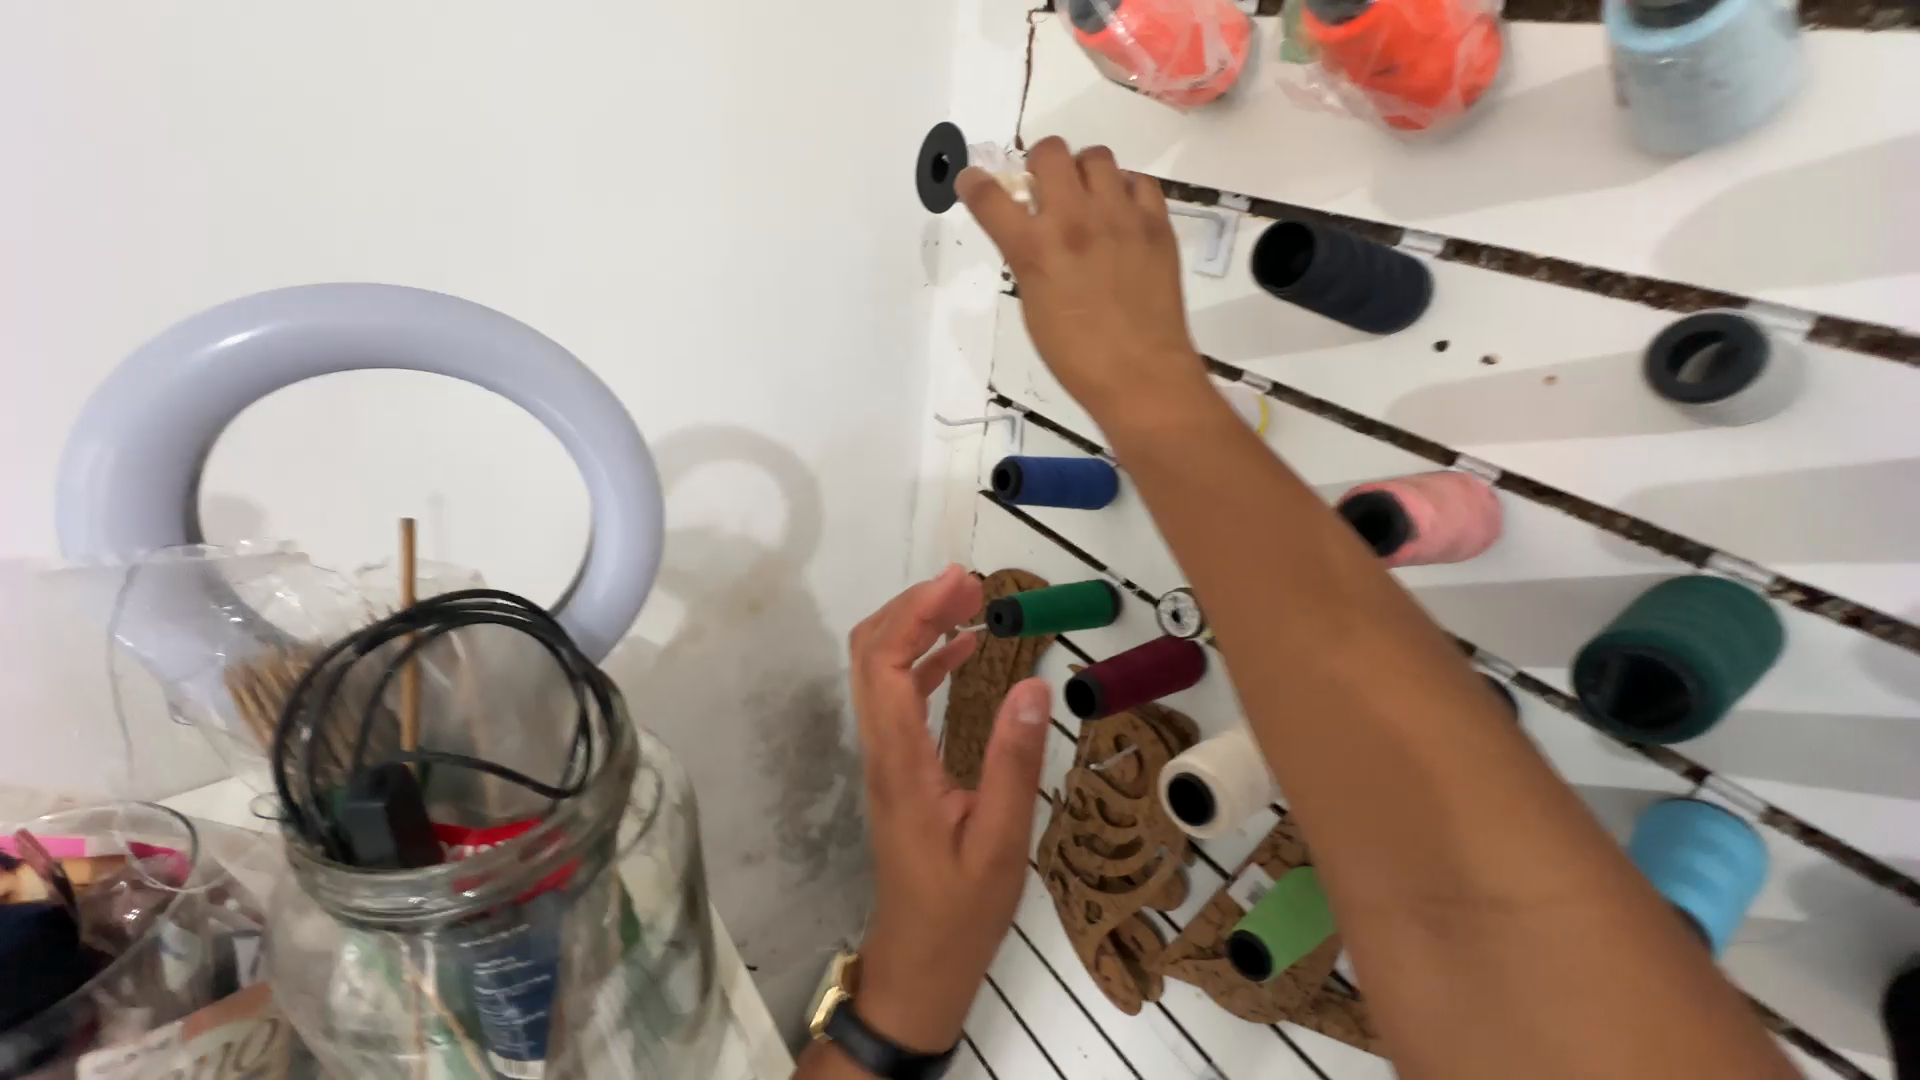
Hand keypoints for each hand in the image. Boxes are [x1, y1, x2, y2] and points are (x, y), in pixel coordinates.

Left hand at [847, 565, 1051, 1051]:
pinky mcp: (897, 765)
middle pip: (871, 654)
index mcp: (900, 762)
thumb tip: (1033, 686)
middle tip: (967, 586)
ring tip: (968, 604)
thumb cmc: (959, 913)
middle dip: (912, 607)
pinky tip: (962, 652)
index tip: (961, 583)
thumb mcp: (1000, 843)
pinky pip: (899, 695)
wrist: (918, 963)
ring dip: (916, 628)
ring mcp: (884, 756)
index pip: (888, 665)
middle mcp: (881, 749)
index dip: (917, 614)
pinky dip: (926, 661)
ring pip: (879, 670)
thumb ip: (1013, 763)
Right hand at [957, 137, 1210, 421]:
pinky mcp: (1156, 224)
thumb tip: (1032, 235)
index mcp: (1035, 250)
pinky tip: (1121, 215)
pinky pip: (1139, 182)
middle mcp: (1075, 221)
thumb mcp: (1034, 308)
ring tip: (1088, 200)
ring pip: (1097, 157)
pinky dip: (1125, 190)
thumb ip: (1029, 262)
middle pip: (1049, 152)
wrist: (1140, 374)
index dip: (975, 183)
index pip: (991, 198)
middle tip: (1045, 190)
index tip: (973, 181)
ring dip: (1084, 172)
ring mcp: (1120, 217)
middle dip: (1040, 165)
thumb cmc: (1077, 357)